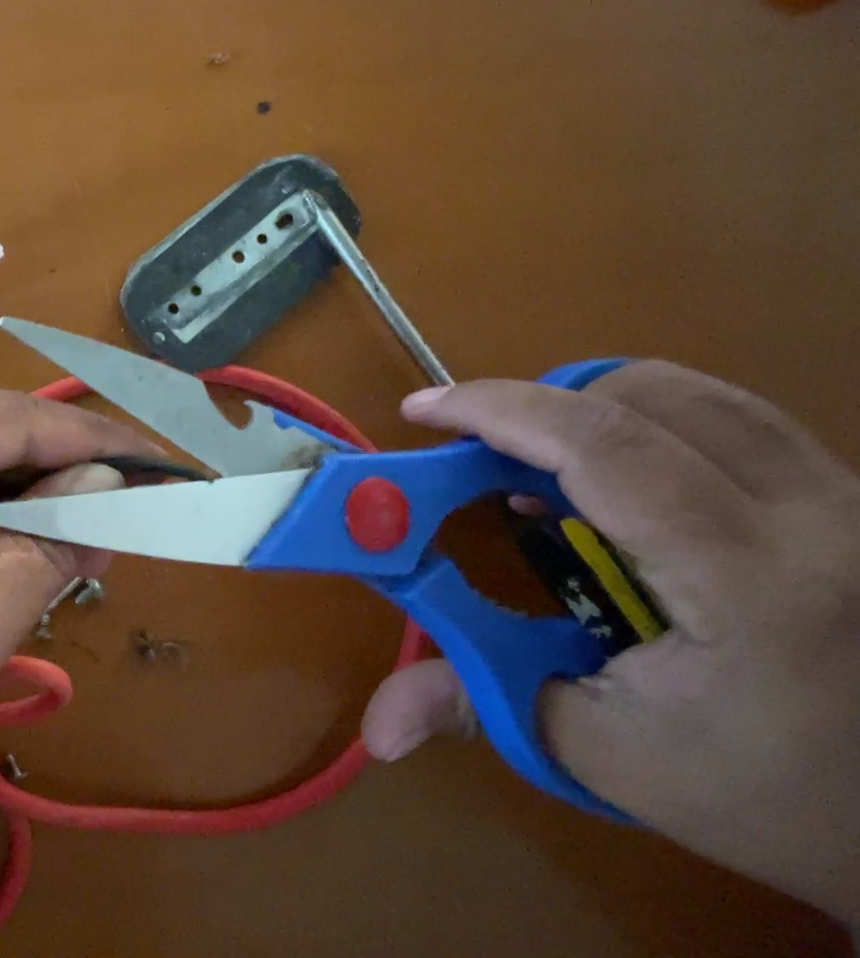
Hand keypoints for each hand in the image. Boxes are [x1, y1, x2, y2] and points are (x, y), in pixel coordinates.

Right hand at [361, 361, 859, 924]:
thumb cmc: (754, 789)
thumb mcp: (596, 748)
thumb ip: (474, 703)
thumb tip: (371, 729)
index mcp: (749, 585)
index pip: (610, 450)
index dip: (500, 412)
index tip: (419, 412)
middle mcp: (820, 520)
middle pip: (652, 395)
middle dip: (538, 405)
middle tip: (472, 451)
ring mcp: (852, 502)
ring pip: (697, 394)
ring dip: (591, 408)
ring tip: (535, 465)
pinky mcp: (851, 498)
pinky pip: (731, 420)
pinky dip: (644, 424)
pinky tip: (611, 484)